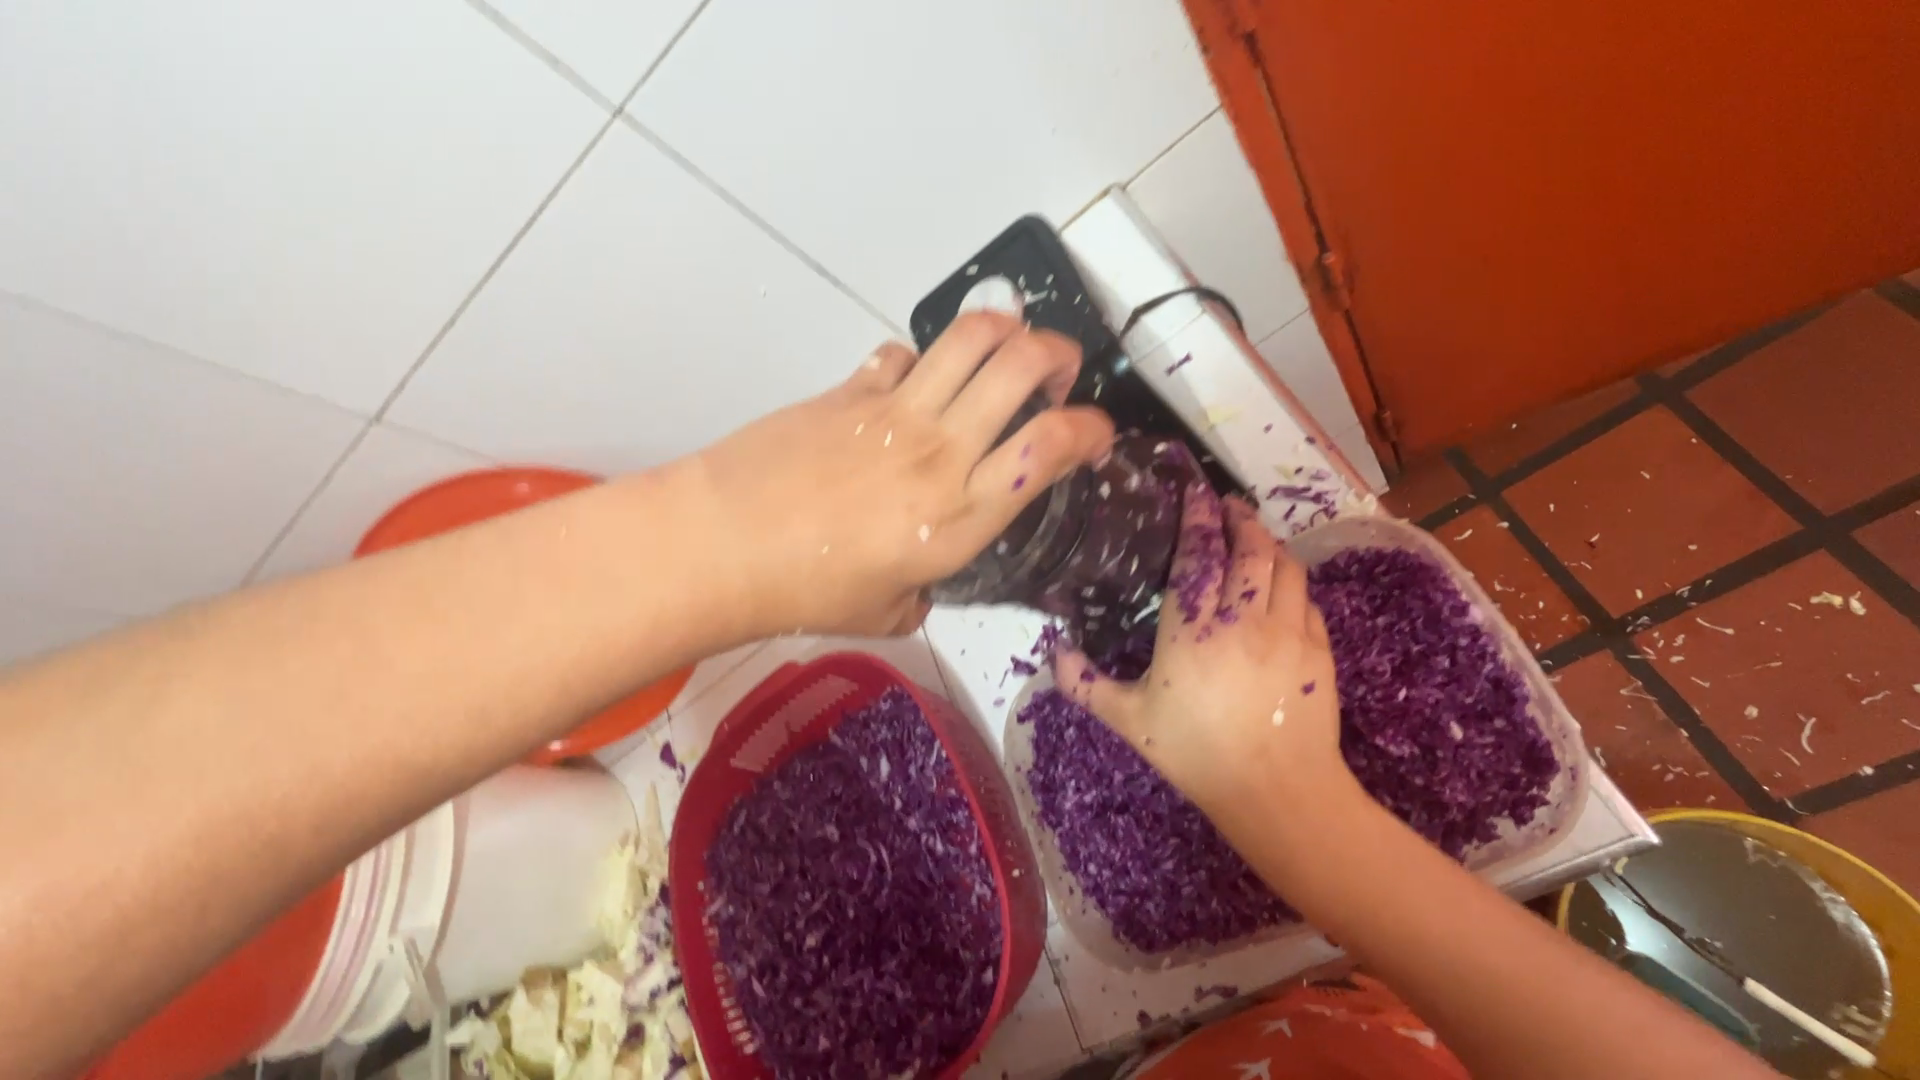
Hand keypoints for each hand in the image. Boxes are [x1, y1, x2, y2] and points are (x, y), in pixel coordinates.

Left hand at [690, 313, 1113, 637]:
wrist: (724, 543)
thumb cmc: (809, 591)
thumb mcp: (886, 612)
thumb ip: (922, 594)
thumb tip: (922, 583)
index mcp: (962, 514)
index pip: (1052, 448)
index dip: (1091, 428)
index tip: (1095, 432)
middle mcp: (941, 451)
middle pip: (1022, 365)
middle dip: (1057, 354)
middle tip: (1054, 372)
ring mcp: (895, 412)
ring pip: (970, 335)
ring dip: (1004, 329)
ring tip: (1005, 349)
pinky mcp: (851, 390)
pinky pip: (902, 354)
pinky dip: (919, 360)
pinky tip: (909, 386)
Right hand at [1055, 486, 1359, 832]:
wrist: (1277, 791)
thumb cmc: (1196, 754)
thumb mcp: (1130, 722)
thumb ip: (1086, 684)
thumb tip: (1055, 652)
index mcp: (1192, 629)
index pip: (1197, 554)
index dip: (1197, 515)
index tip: (1196, 489)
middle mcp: (1243, 618)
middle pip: (1250, 547)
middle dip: (1240, 518)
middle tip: (1229, 506)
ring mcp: (1287, 631)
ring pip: (1285, 566)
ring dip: (1269, 544)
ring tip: (1255, 538)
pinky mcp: (1319, 650)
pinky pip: (1307, 600)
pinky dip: (1293, 584)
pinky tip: (1282, 590)